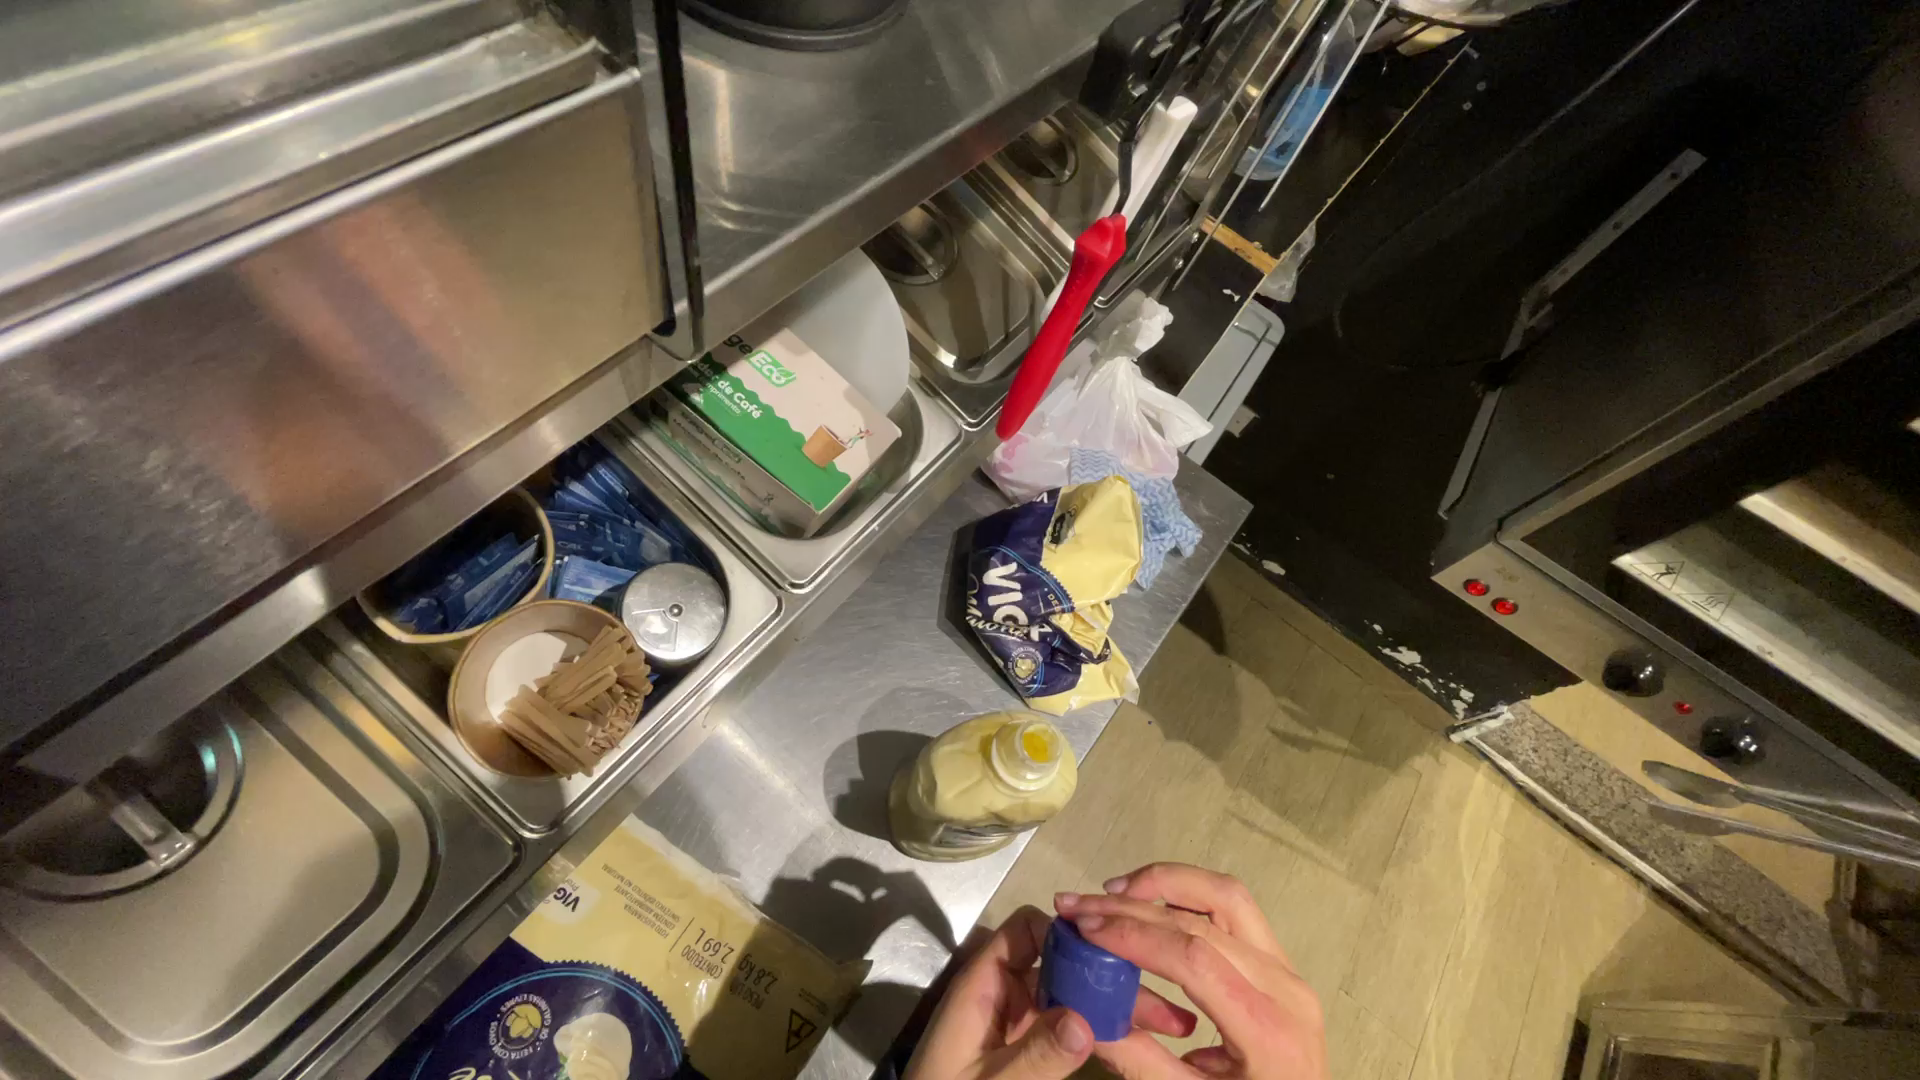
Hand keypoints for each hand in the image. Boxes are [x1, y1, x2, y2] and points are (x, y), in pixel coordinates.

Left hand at [907, 905, 1199, 1079]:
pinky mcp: (1027, 1046)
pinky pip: (1066, 1025)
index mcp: (985, 981)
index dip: (1066, 932)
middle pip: (1059, 961)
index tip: (1113, 950)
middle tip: (1160, 998)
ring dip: (1113, 1004)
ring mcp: (1018, 1018)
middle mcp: (1004, 990)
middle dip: (1107, 974)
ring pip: (1070, 994)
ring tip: (1168, 1022)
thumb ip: (1034, 1054)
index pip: (1027, 929)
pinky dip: (1099, 1029)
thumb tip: (1085, 1020)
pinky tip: (1137, 1040)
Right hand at [1054, 864, 1325, 1078]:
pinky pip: (1231, 907)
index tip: (1083, 928)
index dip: (1134, 934)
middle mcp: (1285, 988)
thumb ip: (1137, 1059)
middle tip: (1078, 905)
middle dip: (1132, 905)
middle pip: (1202, 920)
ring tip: (1112, 891)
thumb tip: (1080, 1008)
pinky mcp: (1278, 959)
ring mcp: (1287, 968)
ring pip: (1223, 894)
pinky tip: (1147, 901)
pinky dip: (1184, 894)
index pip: (1193, 957)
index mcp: (1268, 1031)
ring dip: (1163, 883)